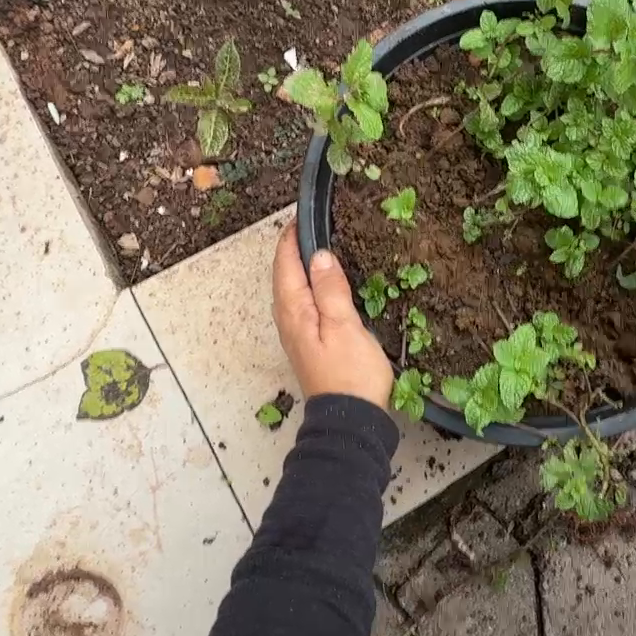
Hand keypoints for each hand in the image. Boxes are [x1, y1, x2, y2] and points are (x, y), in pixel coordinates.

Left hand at [271, 220, 392, 410]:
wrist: (350, 419)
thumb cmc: (351, 373)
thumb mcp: (344, 326)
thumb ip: (330, 289)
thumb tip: (320, 256)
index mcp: (295, 312)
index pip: (285, 265)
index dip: (291, 239)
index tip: (301, 217)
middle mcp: (289, 321)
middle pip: (284, 276)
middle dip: (293, 250)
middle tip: (310, 226)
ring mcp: (297, 334)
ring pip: (292, 290)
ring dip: (300, 268)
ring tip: (317, 248)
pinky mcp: (309, 343)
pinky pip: (303, 304)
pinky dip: (310, 286)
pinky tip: (325, 285)